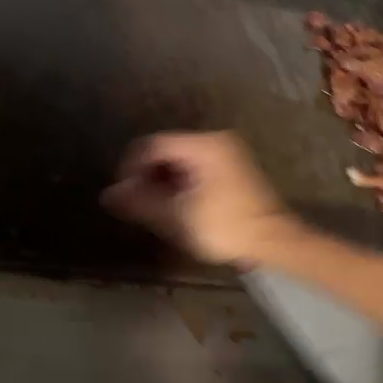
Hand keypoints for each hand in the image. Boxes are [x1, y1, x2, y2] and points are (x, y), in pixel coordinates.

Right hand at [102, 131, 302, 265]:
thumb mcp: (178, 217)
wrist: (275, 242)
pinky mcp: (234, 167)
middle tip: (137, 203)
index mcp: (202, 146)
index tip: (123, 193)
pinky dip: (182, 183)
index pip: (153, 145)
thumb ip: (140, 202)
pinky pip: (197, 167)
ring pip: (181, 160)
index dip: (131, 167)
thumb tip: (107, 195)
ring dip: (164, 181)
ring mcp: (228, 152)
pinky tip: (177, 206)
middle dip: (148, 176)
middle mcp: (216, 141)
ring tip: (155, 208)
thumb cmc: (226, 227)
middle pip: (167, 151)